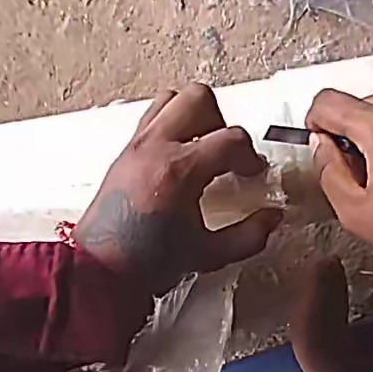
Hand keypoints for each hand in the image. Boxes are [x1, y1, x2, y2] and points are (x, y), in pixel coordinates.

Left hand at [75, 84, 284, 293]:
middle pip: (199, 99)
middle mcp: (155, 148)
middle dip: (222, 122)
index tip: (252, 173)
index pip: (231, 140)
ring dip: (195, 117)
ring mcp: (136, 146)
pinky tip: (180, 158)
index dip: (251, 157)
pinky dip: (172, 126)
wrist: (101, 272)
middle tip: (228, 153)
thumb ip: (249, 235)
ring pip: (172, 99)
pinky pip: (152, 118)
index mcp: (180, 170)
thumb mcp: (209, 254)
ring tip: (204, 149)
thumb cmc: (145, 264)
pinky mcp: (124, 153)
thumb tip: (271, 218)